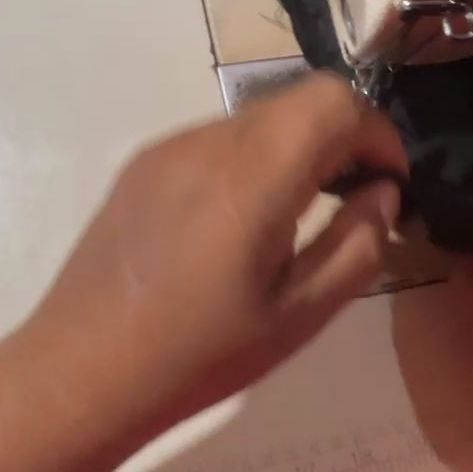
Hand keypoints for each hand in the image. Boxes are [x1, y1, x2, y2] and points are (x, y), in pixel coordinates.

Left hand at [23, 74, 405, 436]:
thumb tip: (383, 193)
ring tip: (299, 216)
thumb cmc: (203, 356)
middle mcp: (206, 144)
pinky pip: (218, 140)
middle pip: (298, 99)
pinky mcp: (142, 165)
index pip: (333, 101)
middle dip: (343, 137)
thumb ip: (358, 246)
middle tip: (354, 199)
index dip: (377, 131)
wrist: (84, 372)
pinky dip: (255, 161)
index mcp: (251, 180)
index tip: (388, 181)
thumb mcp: (301, 316)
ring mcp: (166, 149)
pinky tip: (243, 223)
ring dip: (298, 149)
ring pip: (258, 117)